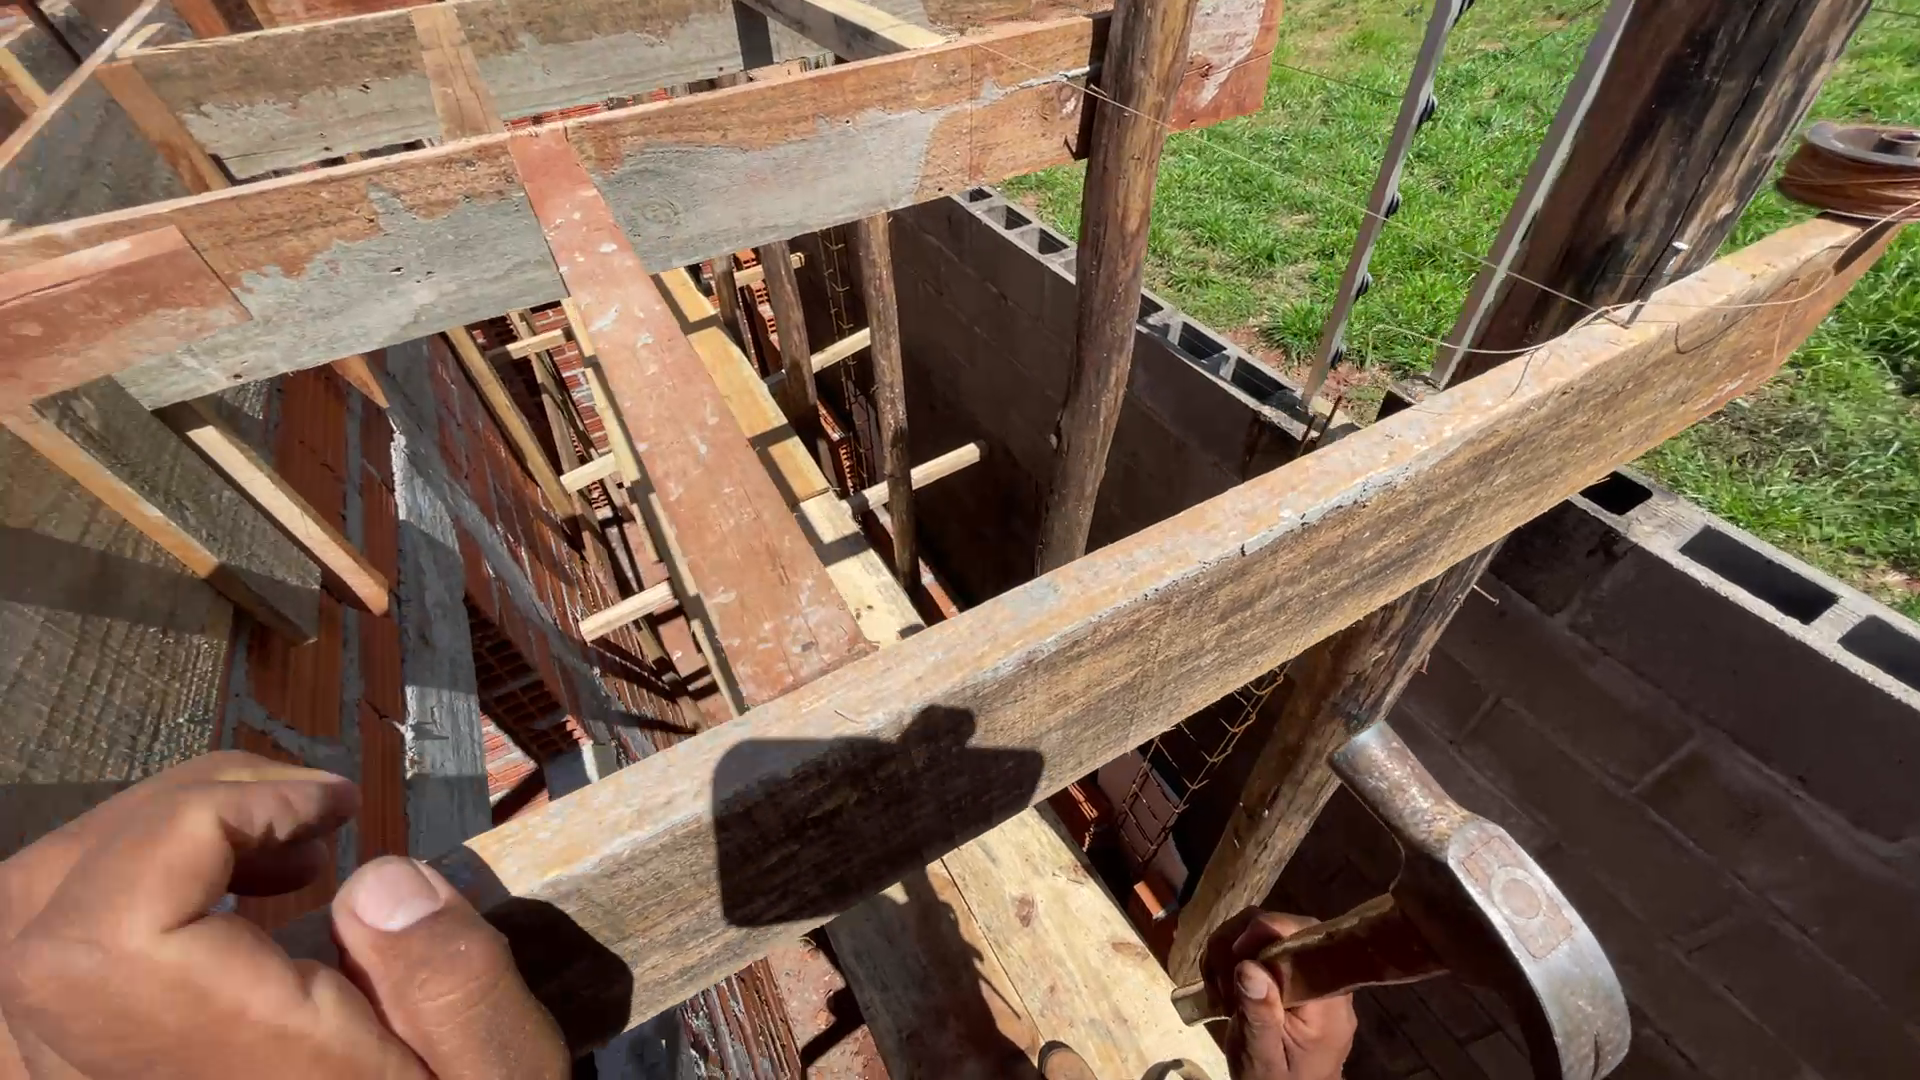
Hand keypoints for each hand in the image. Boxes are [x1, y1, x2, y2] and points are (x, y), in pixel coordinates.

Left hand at [0, 752, 567, 1078]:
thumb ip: (453, 982)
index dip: (203, 825)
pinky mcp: (73, 1074)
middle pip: (35, 909)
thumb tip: (378, 878)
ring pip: (14, 925)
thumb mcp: (501, 1075)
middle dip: (192, 808)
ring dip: (152, 843)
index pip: (95, 941)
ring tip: (282, 852)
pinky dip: (119, 894)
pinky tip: (230, 904)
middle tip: (319, 811)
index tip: (334, 811)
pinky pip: (28, 968)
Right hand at [1212, 910, 1356, 1079]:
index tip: (1238, 952)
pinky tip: (1220, 989)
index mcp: (1327, 1001)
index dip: (1270, 930)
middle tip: (1220, 979)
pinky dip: (1227, 958)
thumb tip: (1249, 966)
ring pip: (1261, 932)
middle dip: (1240, 943)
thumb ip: (1260, 1014)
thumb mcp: (1262, 1056)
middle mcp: (1321, 981)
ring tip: (1218, 990)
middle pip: (1281, 929)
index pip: (1307, 940)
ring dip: (1228, 951)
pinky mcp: (1283, 976)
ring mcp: (1301, 976)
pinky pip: (1253, 946)